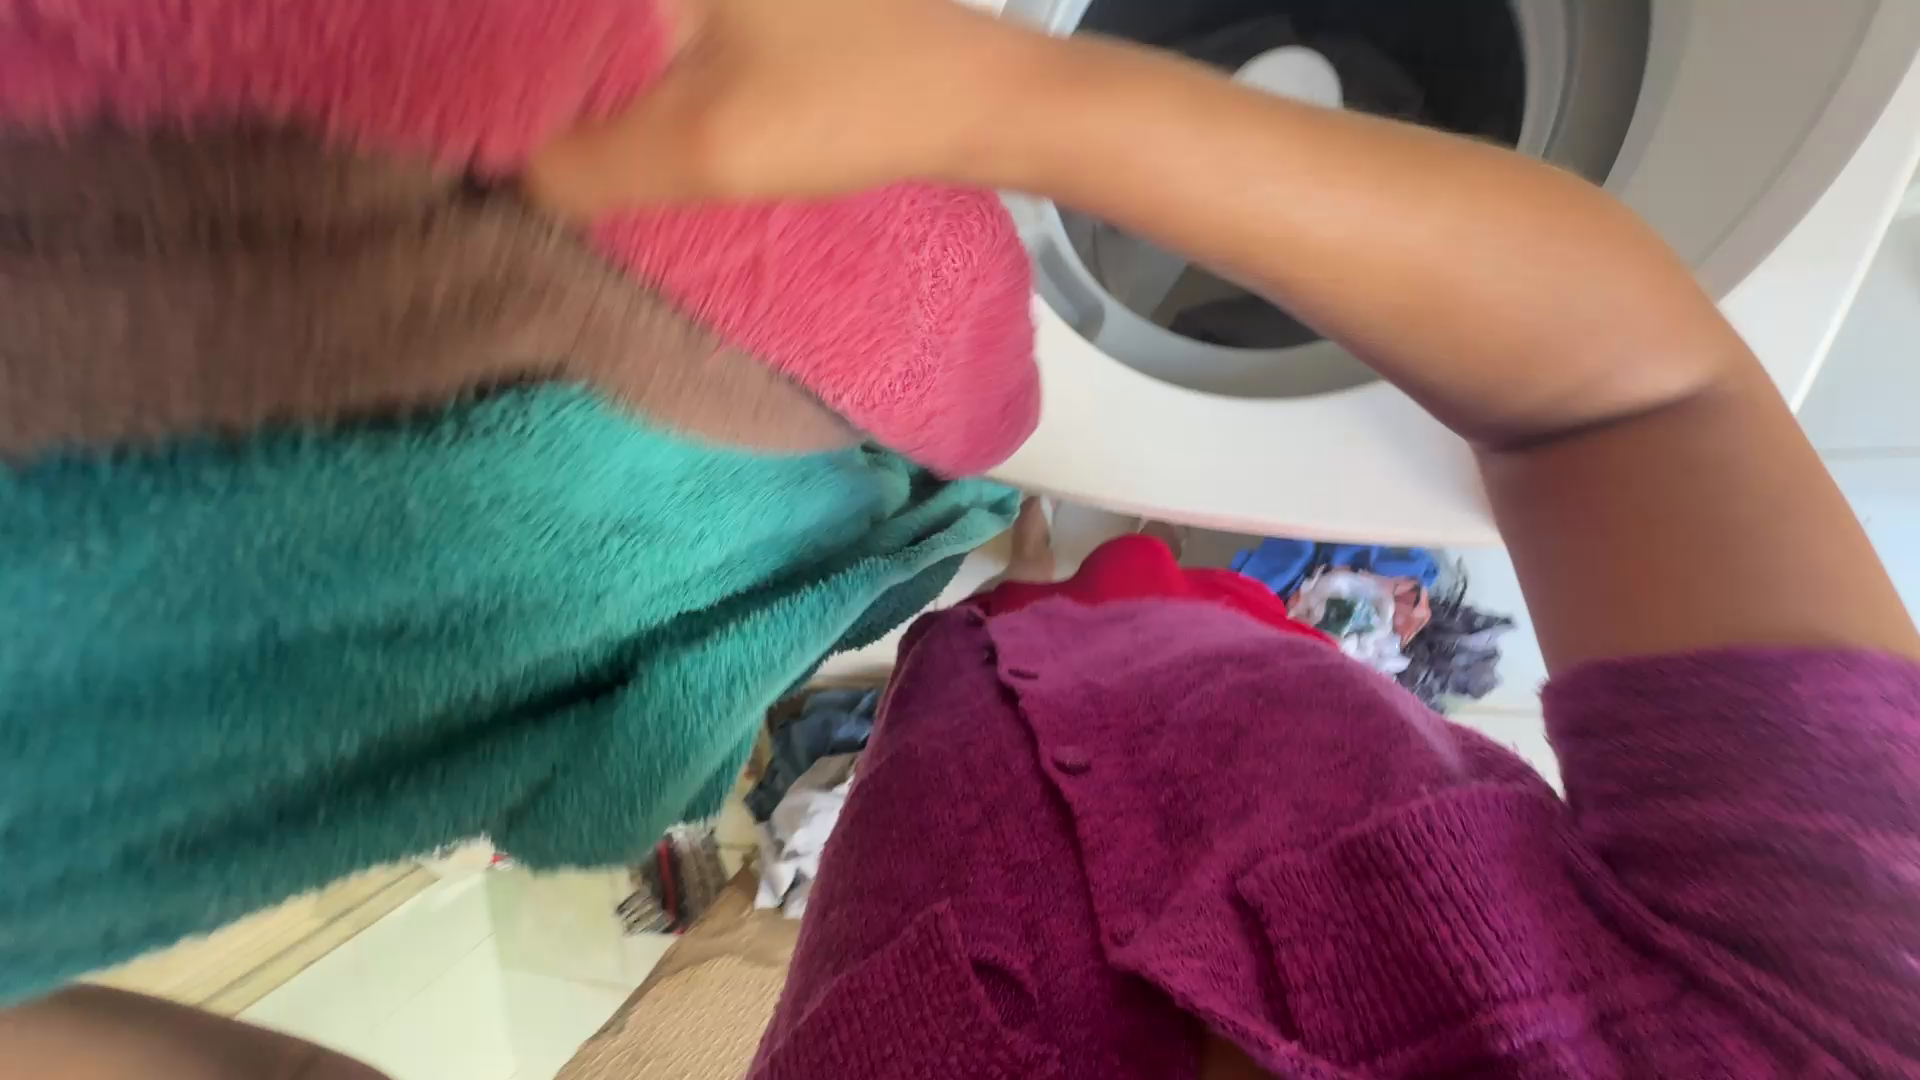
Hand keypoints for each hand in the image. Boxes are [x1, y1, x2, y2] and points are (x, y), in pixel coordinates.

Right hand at [525, 0, 1030, 216]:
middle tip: (485, 132)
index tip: (451, 117)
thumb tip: (511, 188)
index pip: (524, 16)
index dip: (476, 62)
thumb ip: (591, 167)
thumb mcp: (706, 146)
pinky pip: (664, 29)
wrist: (964, 103)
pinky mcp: (752, 4)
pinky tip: (617, 107)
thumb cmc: (846, 106)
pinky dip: (635, 67)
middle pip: (566, 21)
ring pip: (615, 27)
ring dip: (581, 73)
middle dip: (526, 71)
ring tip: (535, 128)